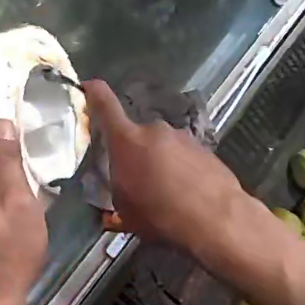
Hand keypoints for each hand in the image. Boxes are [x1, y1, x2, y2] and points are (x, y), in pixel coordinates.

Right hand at [83, 80, 273, 263]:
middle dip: (136, 154)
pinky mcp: (205, 149)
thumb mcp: (126, 213)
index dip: (94, 93)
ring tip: (167, 193)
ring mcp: (183, 137)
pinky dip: (182, 170)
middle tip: (138, 180)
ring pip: (163, 147)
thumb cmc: (161, 215)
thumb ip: (116, 198)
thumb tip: (112, 206)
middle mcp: (155, 130)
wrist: (216, 218)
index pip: (105, 105)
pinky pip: (185, 156)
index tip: (88, 86)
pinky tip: (187, 193)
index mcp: (127, 141)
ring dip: (161, 163)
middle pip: (137, 136)